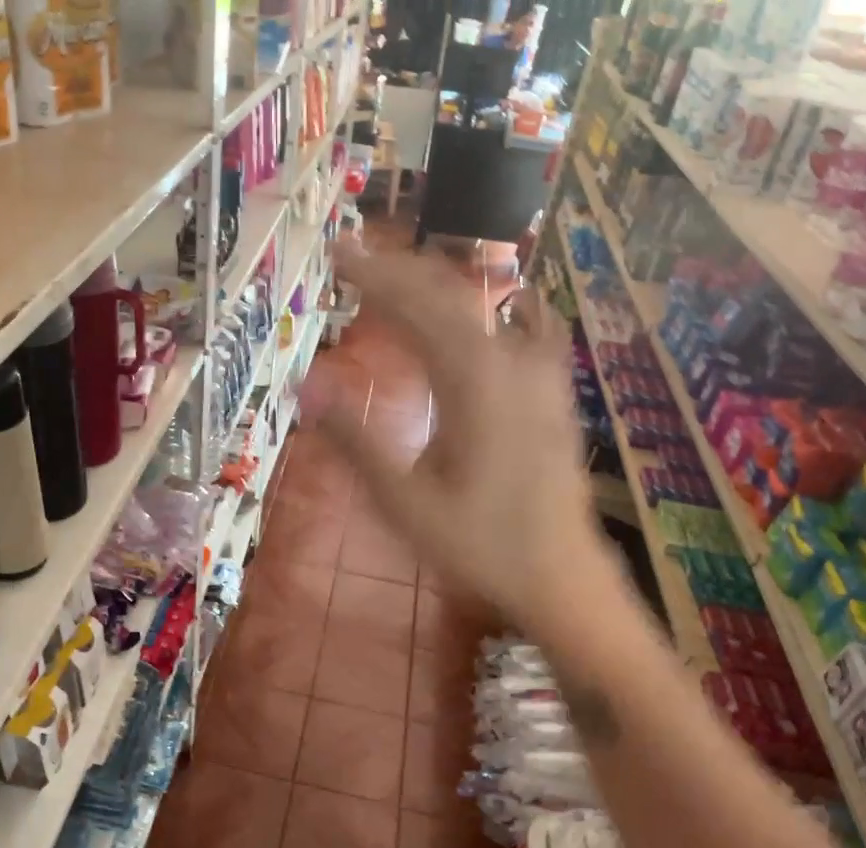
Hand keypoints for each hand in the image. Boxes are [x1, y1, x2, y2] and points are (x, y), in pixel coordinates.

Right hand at [321, 241, 654, 656]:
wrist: (560, 577)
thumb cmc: (478, 545)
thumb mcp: (403, 501)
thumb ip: (355, 440)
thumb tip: (305, 387)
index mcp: (471, 381)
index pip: (416, 305)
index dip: (374, 275)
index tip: (337, 252)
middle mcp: (510, 362)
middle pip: (450, 296)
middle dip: (399, 272)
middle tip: (355, 258)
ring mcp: (540, 375)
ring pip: (487, 309)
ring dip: (442, 288)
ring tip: (404, 280)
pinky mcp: (554, 395)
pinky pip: (530, 330)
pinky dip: (505, 309)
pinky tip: (507, 304)